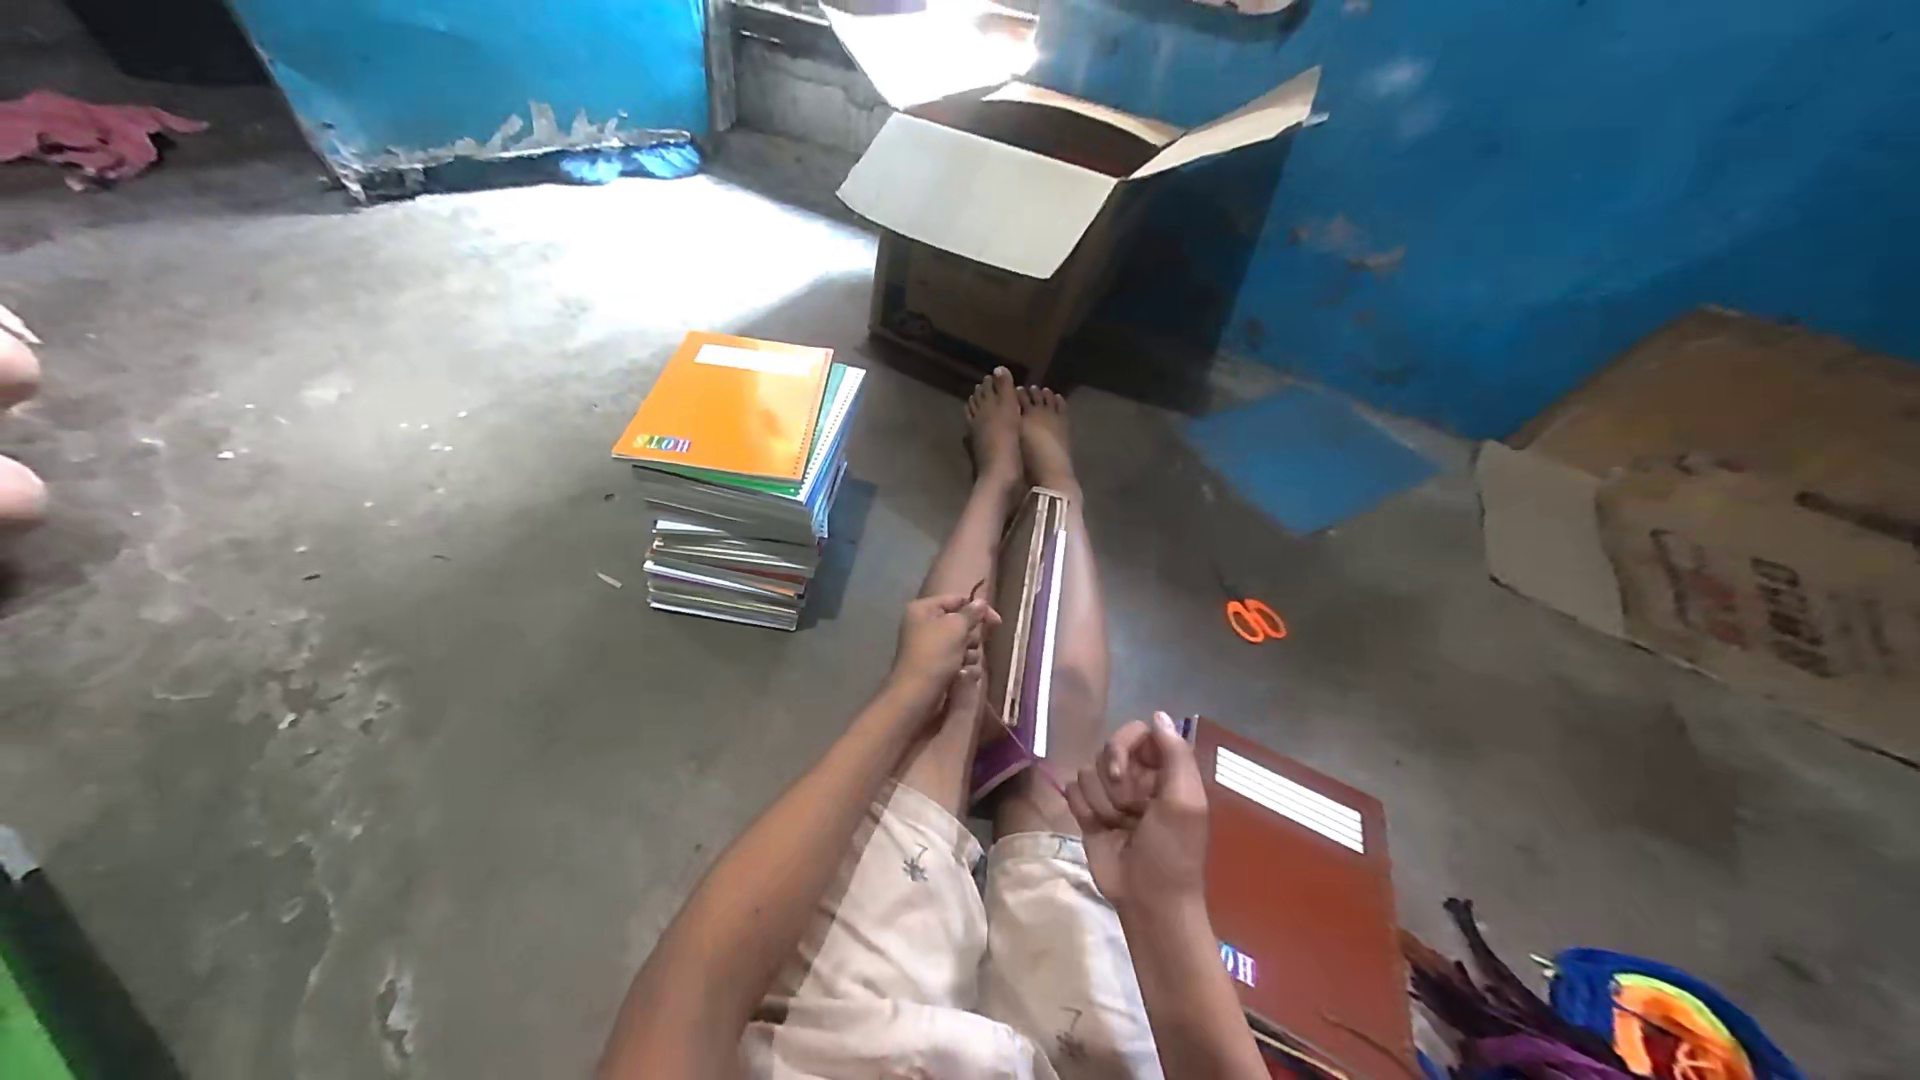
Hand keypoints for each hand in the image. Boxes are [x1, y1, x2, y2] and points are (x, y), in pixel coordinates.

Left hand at [887, 593, 998, 705]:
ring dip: (969, 654)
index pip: (957, 600)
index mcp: (923, 610)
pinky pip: (959, 661)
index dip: (978, 609)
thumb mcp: (955, 628)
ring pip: (963, 644)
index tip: (997, 622)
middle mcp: (925, 625)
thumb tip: (981, 602)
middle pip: (961, 624)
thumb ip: (971, 613)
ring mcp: (931, 648)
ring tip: (963, 663)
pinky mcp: (937, 666)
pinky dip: (964, 667)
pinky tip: (962, 675)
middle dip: (971, 637)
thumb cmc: (935, 655)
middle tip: (968, 645)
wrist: (918, 694)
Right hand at [1066, 712, 1208, 914]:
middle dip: (1115, 783)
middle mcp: (1136, 776)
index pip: (1136, 732)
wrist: (1147, 900)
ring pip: (1087, 770)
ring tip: (1120, 828)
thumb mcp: (1185, 802)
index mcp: (1163, 770)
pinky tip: (1099, 829)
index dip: (1124, 746)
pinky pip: (1072, 790)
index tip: (1124, 771)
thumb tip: (1158, 714)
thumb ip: (1175, 755)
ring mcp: (1110, 794)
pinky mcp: (1088, 811)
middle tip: (1132, 811)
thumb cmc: (1173, 853)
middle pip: (1107, 749)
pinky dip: (1084, 809)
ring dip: (1102, 803)